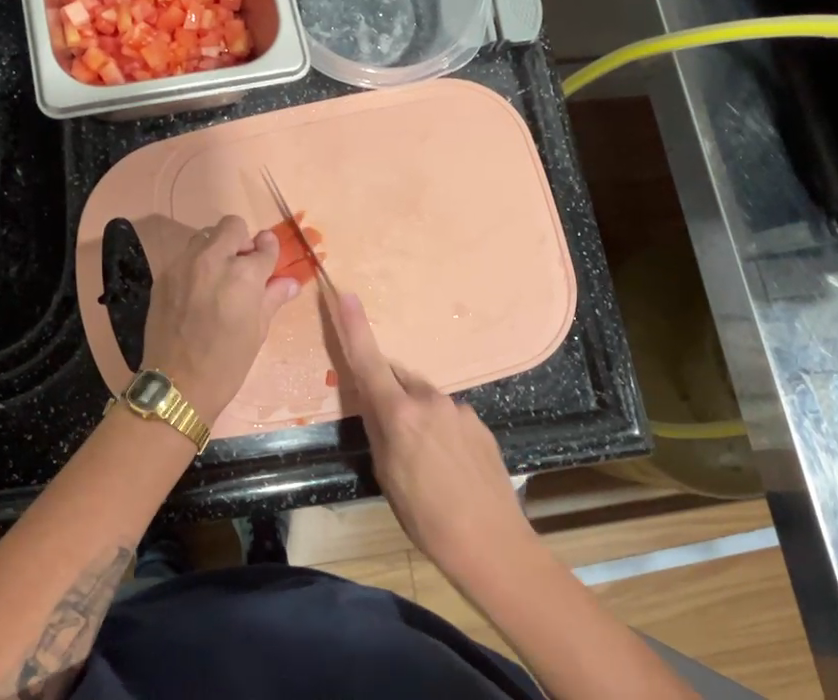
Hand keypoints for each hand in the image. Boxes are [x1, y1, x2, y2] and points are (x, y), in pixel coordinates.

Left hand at [141, 216, 300, 423]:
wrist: (177, 384)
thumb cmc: (227, 363)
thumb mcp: (258, 331)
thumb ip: (273, 297)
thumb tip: (290, 282)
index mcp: (244, 274)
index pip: (264, 245)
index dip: (269, 251)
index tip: (268, 259)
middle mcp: (213, 260)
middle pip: (231, 227)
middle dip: (242, 241)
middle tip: (243, 266)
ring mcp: (184, 265)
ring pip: (204, 237)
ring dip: (216, 248)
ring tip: (218, 277)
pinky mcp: (163, 275)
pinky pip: (184, 256)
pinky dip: (195, 265)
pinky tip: (196, 291)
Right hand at [335, 294, 535, 578]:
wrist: (492, 543)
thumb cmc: (426, 516)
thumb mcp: (386, 474)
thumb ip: (378, 428)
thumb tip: (372, 401)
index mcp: (399, 413)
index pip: (368, 361)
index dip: (353, 327)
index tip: (345, 294)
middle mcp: (430, 400)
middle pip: (397, 379)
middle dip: (386, 390)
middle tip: (384, 429)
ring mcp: (459, 410)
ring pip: (424, 400)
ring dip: (414, 414)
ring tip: (420, 461)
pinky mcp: (479, 424)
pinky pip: (447, 416)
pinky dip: (437, 429)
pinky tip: (445, 465)